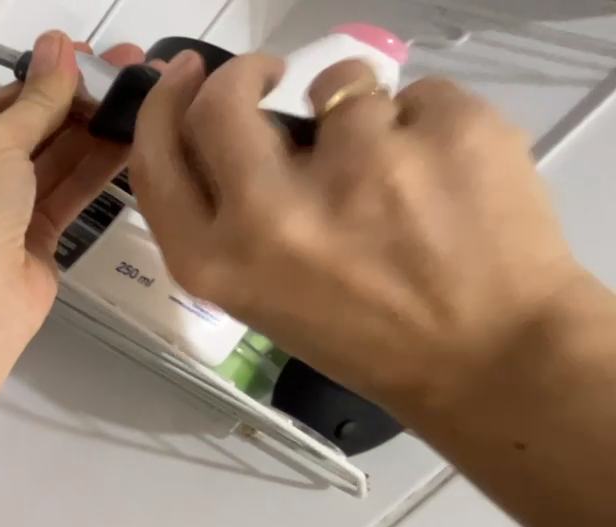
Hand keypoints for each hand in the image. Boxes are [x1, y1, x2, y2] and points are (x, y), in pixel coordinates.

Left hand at [0, 33, 143, 350]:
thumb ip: (35, 99)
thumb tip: (56, 45)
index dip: (44, 80)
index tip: (93, 55)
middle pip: (31, 131)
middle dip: (78, 100)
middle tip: (133, 65)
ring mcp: (2, 213)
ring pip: (56, 160)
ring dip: (97, 127)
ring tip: (147, 90)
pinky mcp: (35, 237)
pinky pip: (71, 190)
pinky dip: (101, 163)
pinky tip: (138, 132)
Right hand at [130, 52, 595, 416]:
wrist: (475, 347)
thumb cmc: (348, 327)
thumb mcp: (246, 292)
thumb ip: (219, 221)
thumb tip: (227, 137)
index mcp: (212, 261)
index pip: (157, 160)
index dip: (162, 107)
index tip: (181, 78)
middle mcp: (266, 215)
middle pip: (223, 102)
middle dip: (243, 74)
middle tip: (269, 79)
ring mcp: (359, 168)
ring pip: (337, 83)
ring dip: (352, 107)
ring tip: (381, 160)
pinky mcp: (446, 132)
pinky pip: (418, 94)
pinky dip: (423, 120)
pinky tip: (433, 171)